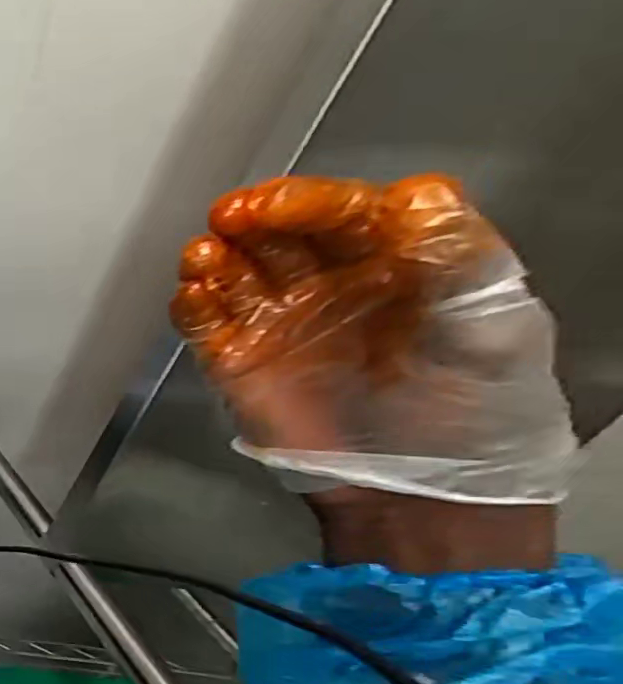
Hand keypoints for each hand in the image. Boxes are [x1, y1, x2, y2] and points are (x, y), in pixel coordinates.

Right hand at [170, 174, 573, 569]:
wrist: (414, 488)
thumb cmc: (472, 407)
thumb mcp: (493, 324)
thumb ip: (459, 257)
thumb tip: (411, 196)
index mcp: (393, 265)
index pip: (344, 214)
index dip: (307, 202)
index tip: (272, 204)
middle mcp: (326, 286)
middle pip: (276, 237)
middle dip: (248, 221)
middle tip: (227, 218)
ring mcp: (275, 324)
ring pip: (231, 276)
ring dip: (212, 261)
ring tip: (201, 258)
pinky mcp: (235, 361)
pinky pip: (203, 326)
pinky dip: (191, 308)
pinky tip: (190, 295)